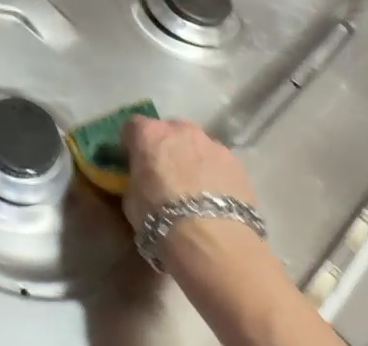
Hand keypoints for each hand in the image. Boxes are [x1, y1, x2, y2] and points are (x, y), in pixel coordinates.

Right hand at [120, 117, 256, 231]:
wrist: (213, 241)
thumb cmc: (160, 218)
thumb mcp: (130, 199)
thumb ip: (136, 179)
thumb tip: (141, 180)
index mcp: (148, 134)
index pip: (133, 127)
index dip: (132, 145)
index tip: (133, 163)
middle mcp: (180, 130)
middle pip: (168, 131)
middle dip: (165, 148)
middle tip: (164, 175)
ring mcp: (212, 144)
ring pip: (196, 145)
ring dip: (191, 159)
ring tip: (194, 190)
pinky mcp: (237, 163)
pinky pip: (218, 162)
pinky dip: (214, 173)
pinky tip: (214, 198)